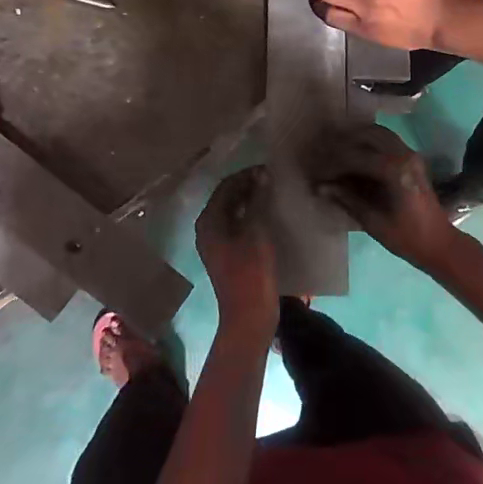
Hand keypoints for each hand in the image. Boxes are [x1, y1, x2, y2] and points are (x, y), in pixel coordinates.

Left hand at [196, 167, 278, 340]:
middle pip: (228, 197)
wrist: (249, 315)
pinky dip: (252, 215)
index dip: (246, 174)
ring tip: (274, 193)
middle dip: (249, 186)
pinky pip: (239, 224)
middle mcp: (208, 229)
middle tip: (273, 178)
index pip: (226, 185)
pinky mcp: (229, 254)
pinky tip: (270, 214)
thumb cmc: (250, 271)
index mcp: (209, 221)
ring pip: (234, 211)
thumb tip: (261, 174)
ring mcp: (217, 243)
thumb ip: (257, 200)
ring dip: (252, 200)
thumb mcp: (255, 230)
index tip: (269, 168)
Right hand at [316, 125, 458, 268]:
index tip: (318, 173)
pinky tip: (356, 154)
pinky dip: (370, 141)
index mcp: (396, 171)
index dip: (334, 164)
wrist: (439, 242)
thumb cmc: (407, 238)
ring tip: (337, 152)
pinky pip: (387, 139)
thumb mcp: (374, 222)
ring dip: (357, 138)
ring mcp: (411, 153)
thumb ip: (348, 200)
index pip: (357, 157)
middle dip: (344, 143)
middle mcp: (405, 155)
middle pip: (368, 135)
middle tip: (325, 156)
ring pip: (379, 133)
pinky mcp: (413, 157)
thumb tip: (320, 187)